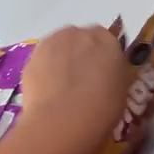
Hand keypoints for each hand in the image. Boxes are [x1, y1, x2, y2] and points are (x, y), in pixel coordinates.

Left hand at [15, 25, 129, 153]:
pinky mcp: (32, 57)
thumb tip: (105, 74)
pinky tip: (46, 90)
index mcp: (107, 40)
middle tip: (81, 78)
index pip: (105, 38)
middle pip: (80, 37)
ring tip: (61, 84)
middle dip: (80, 52)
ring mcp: (53, 42)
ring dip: (61, 57)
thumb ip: (113, 72)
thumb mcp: (121, 89)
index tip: (101, 70)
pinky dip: (44, 69)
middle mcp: (80, 34)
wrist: (63, 120)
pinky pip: (42, 59)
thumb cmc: (102, 108)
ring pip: (58, 45)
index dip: (101, 55)